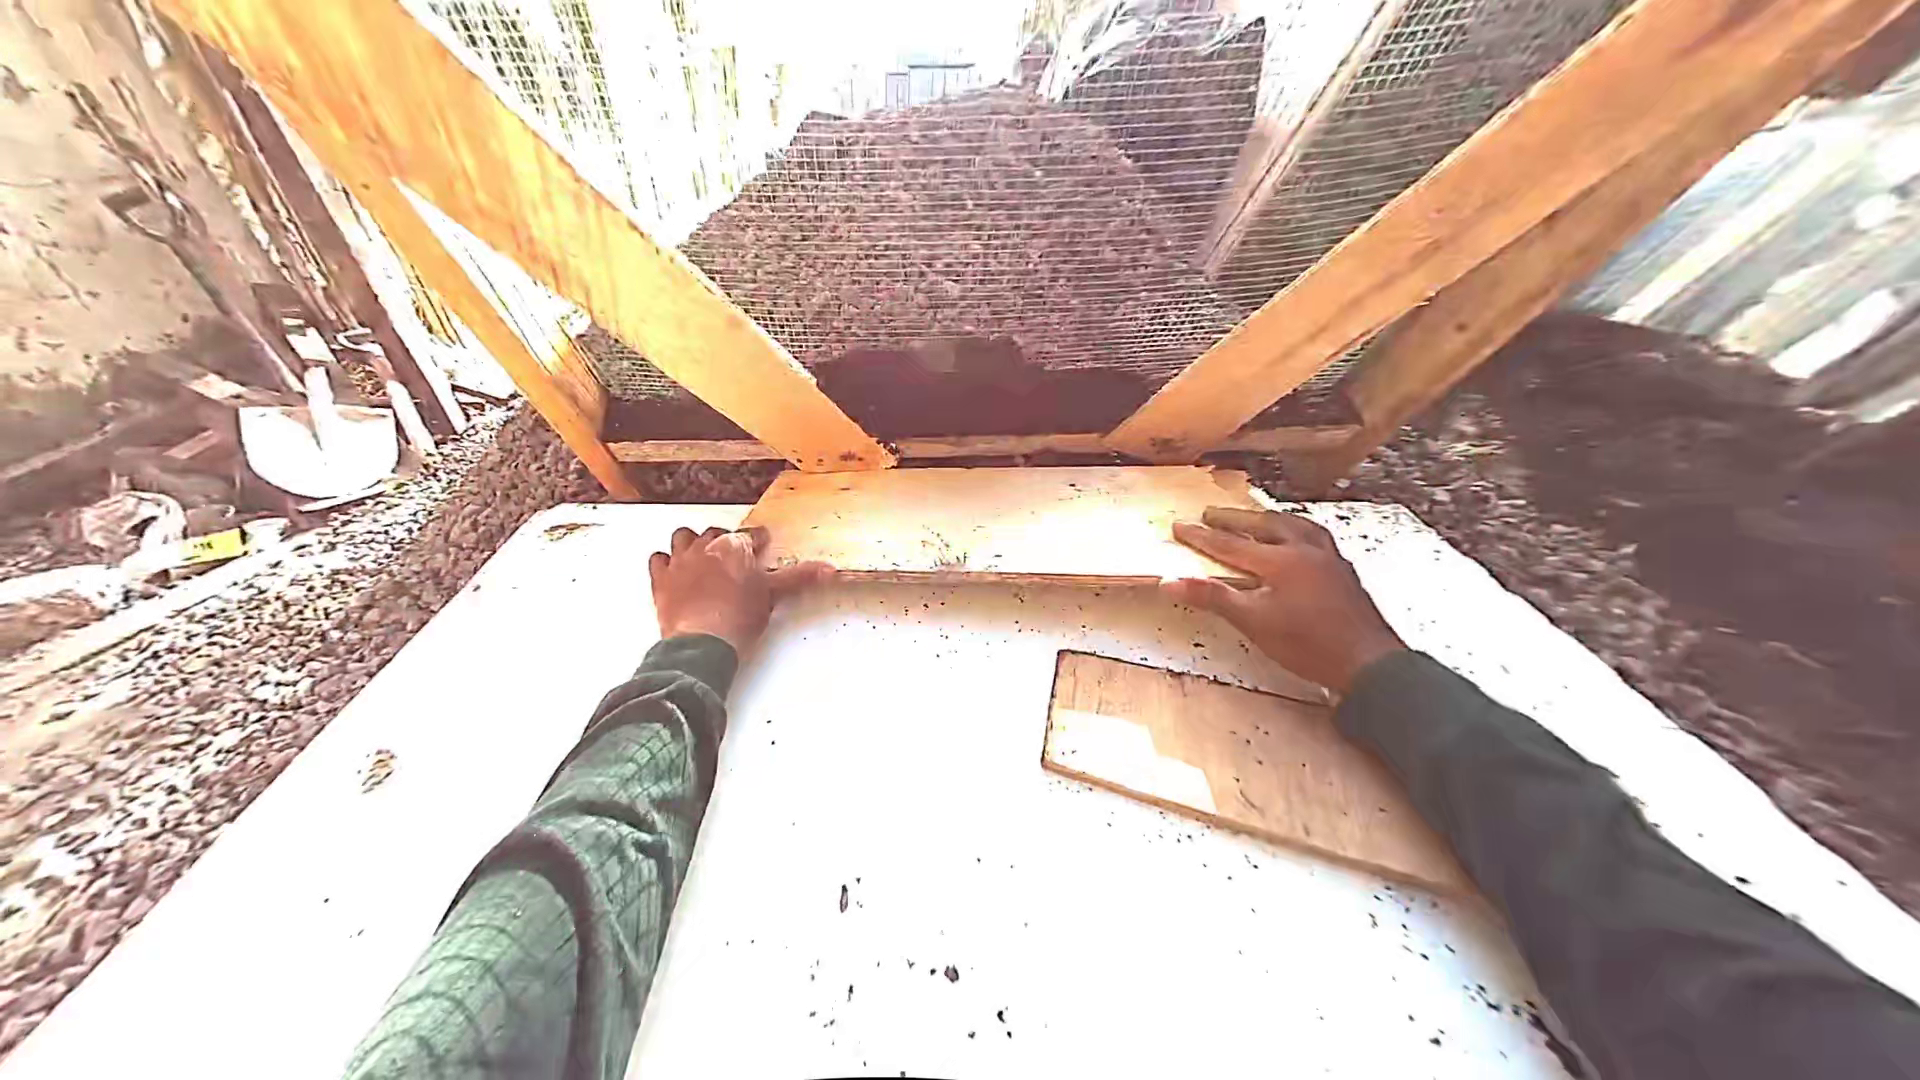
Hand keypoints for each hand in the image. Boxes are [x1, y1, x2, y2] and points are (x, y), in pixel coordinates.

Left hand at [649, 526, 832, 654]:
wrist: (702, 643)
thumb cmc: (739, 617)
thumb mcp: (774, 595)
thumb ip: (800, 579)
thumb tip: (828, 569)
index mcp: (734, 547)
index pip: (751, 535)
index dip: (759, 540)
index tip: (763, 544)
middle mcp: (705, 547)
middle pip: (716, 534)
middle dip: (726, 542)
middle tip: (736, 557)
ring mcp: (680, 562)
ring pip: (683, 538)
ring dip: (693, 543)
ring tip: (703, 557)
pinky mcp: (661, 579)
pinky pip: (659, 559)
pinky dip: (667, 562)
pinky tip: (676, 570)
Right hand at [1165, 508, 1404, 694]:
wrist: (1368, 663)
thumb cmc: (1308, 644)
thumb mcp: (1253, 622)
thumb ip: (1212, 597)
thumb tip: (1170, 582)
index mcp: (1281, 560)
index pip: (1230, 544)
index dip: (1201, 536)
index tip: (1179, 526)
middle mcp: (1305, 550)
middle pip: (1263, 525)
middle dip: (1233, 519)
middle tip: (1210, 514)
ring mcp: (1328, 558)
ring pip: (1294, 525)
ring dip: (1267, 519)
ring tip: (1252, 519)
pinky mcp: (1343, 571)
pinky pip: (1313, 536)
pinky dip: (1294, 529)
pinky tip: (1294, 539)